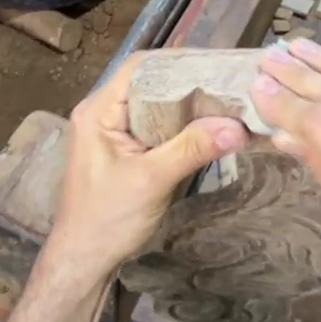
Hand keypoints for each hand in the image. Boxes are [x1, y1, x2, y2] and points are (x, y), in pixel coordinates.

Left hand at [45, 54, 247, 280]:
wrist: (83, 261)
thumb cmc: (107, 219)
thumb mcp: (151, 181)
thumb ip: (191, 149)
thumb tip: (237, 126)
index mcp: (98, 110)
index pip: (138, 67)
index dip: (175, 60)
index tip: (214, 65)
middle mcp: (102, 113)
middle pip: (148, 82)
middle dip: (187, 81)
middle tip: (227, 82)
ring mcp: (111, 132)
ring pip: (153, 104)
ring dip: (185, 104)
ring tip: (224, 101)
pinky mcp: (123, 150)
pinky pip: (154, 126)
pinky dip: (179, 125)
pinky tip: (206, 128)